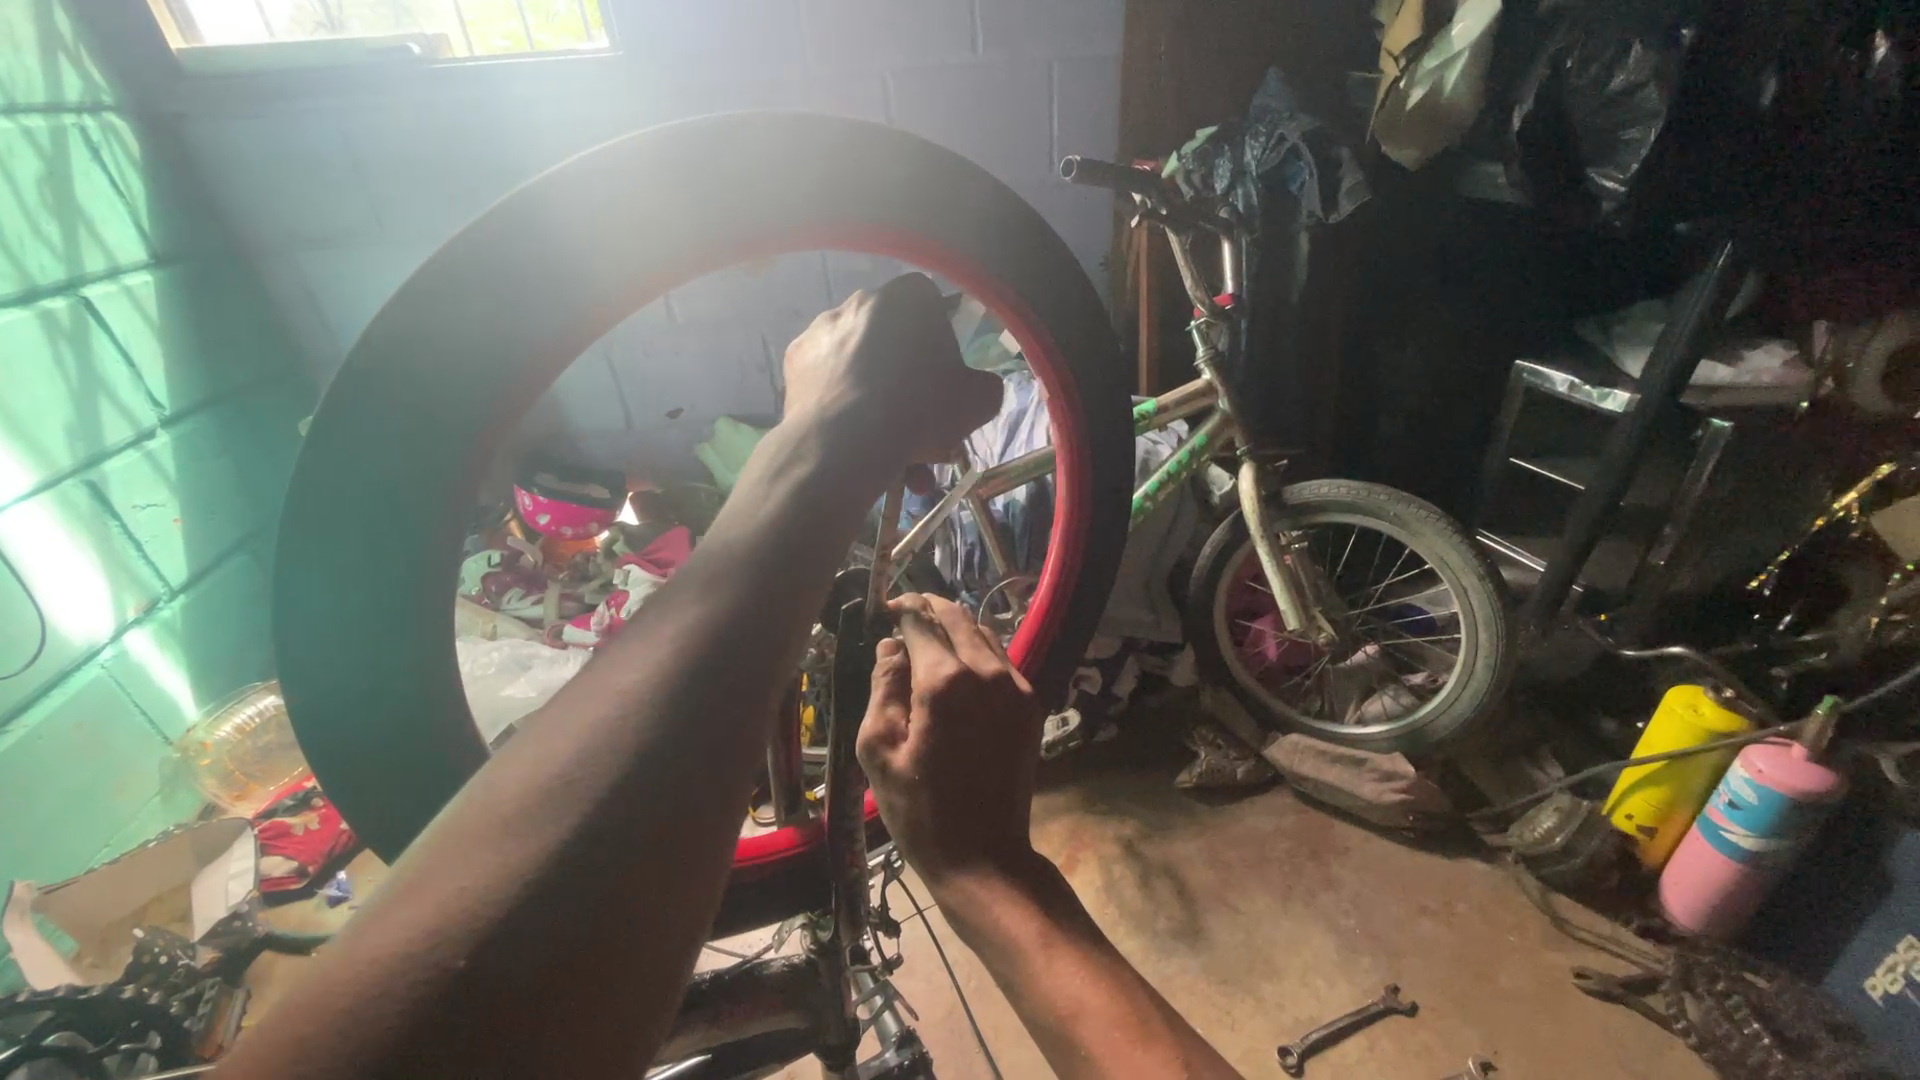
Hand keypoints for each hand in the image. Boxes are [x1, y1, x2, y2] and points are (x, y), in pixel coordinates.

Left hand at [782, 273, 1002, 464]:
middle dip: (907, 386)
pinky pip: (830, 384)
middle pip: (892, 343)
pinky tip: (858, 445)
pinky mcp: (794, 364)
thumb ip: (983, 387)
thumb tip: (976, 390)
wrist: (847, 443)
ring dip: (878, 407)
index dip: (940, 342)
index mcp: (907, 298)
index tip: (942, 380)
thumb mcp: (978, 401)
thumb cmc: (920, 409)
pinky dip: (843, 409)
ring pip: (861, 370)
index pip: (930, 304)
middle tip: (920, 428)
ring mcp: (820, 332)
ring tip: (893, 458)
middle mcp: (859, 302)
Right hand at [857, 594, 1041, 889]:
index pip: (921, 621)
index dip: (899, 608)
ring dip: (954, 627)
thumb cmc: (919, 810)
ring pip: (983, 633)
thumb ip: (882, 687)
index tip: (883, 609)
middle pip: (956, 616)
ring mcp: (1015, 687)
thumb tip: (891, 646)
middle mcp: (986, 673)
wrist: (984, 856)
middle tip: (904, 613)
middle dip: (928, 608)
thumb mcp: (878, 749)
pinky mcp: (1030, 704)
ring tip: (929, 638)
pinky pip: (1001, 659)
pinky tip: (958, 669)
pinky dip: (977, 651)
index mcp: (944, 682)